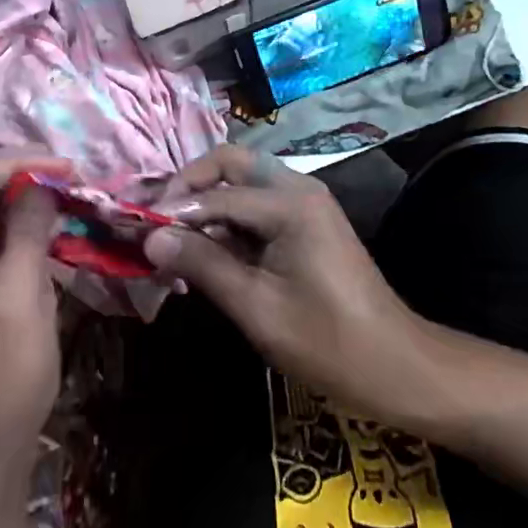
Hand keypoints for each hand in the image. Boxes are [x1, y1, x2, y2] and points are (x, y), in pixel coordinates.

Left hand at [0, 155, 65, 477]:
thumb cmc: (2, 372)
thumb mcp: (19, 296)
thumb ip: (28, 232)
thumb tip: (43, 180)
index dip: (23, 164)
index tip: (70, 170)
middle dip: (35, 177)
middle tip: (81, 181)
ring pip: (7, 217)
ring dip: (42, 201)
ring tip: (82, 197)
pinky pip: (18, 243)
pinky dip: (44, 229)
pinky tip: (71, 228)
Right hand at [142, 145, 435, 422]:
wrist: (391, 362)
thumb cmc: (324, 340)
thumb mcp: (256, 306)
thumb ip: (203, 265)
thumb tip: (151, 237)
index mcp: (290, 202)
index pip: (217, 192)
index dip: (174, 210)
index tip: (136, 229)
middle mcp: (298, 188)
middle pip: (231, 165)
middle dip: (191, 188)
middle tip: (158, 223)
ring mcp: (305, 202)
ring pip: (243, 183)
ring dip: (208, 203)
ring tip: (175, 241)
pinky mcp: (306, 222)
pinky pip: (258, 205)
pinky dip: (228, 220)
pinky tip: (207, 252)